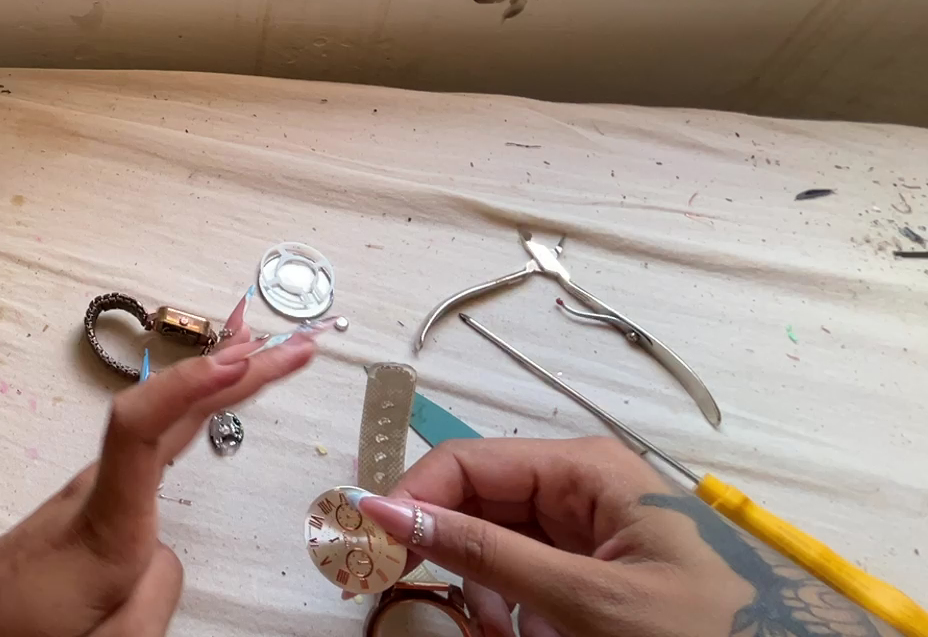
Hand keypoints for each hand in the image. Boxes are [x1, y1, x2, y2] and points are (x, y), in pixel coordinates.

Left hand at [0, 331, 317, 636]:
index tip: (238, 361)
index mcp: (106, 518)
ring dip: (220, 381)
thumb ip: (151, 598)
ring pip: (169, 415)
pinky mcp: (110, 486)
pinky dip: (195, 405)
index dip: (187, 386)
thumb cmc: (28, 625)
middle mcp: (105, 482)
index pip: (137, 428)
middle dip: (232, 371)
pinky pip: (161, 433)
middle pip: (168, 408)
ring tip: (267, 349)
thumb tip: (170, 549)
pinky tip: (211, 394)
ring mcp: (106, 478)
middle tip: (294, 347)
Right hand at [355, 438, 877, 636]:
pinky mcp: (594, 565)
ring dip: (478, 586)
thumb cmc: (706, 635)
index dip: (413, 497)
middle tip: (412, 588)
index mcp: (581, 466)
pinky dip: (508, 604)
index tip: (374, 543)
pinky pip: (523, 569)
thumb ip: (478, 551)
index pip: (465, 462)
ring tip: (487, 629)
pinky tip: (514, 630)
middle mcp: (577, 484)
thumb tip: (375, 507)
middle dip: (448, 550)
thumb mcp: (586, 601)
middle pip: (475, 500)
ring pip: (493, 538)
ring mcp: (586, 526)